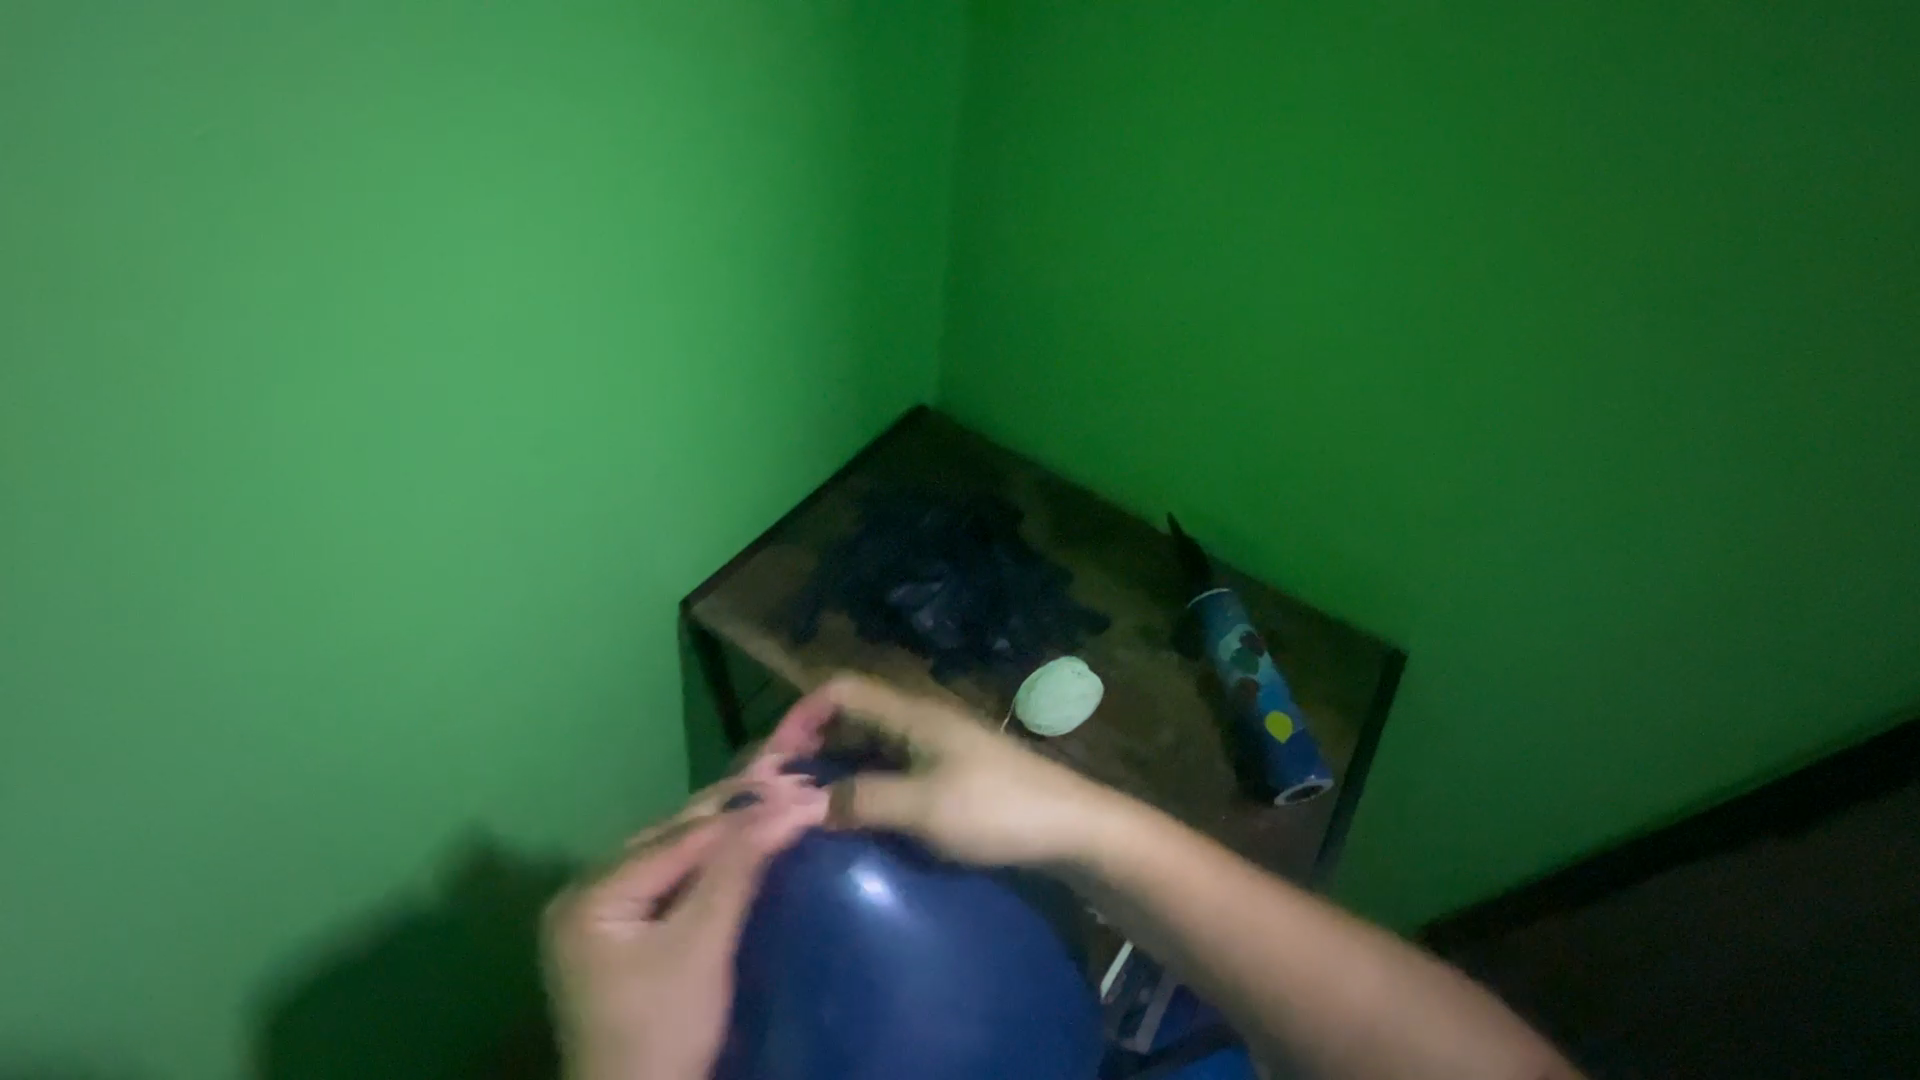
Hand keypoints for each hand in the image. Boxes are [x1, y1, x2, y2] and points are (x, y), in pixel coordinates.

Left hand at [543, 769, 825, 1079]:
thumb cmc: (664, 1032)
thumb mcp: (703, 945)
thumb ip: (739, 868)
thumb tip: (793, 801)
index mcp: (592, 895)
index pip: (680, 837)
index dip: (742, 810)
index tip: (799, 785)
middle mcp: (587, 891)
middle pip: (673, 834)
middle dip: (734, 805)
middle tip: (791, 774)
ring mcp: (602, 911)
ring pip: (675, 849)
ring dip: (727, 823)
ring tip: (777, 790)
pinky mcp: (623, 929)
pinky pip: (672, 874)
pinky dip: (713, 853)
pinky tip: (746, 832)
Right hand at [766, 674, 1126, 868]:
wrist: (1072, 828)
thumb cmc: (999, 809)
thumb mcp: (925, 807)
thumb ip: (862, 800)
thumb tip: (799, 804)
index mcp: (912, 714)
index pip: (840, 690)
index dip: (799, 716)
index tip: (772, 763)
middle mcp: (918, 722)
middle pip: (849, 717)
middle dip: (808, 747)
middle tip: (777, 793)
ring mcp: (935, 749)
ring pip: (868, 747)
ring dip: (833, 771)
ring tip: (804, 811)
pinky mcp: (947, 776)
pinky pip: (889, 771)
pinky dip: (861, 788)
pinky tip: (852, 822)